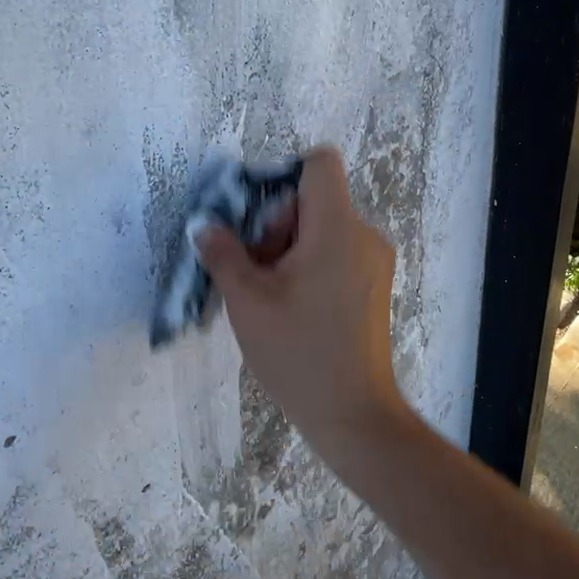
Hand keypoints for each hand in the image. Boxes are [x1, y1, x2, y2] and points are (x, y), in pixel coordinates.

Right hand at [198, 147, 408, 461]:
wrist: (354, 415)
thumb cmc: (299, 353)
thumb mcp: (247, 301)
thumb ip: (223, 253)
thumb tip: (204, 225)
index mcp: (337, 227)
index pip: (319, 163)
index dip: (283, 176)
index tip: (258, 219)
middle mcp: (364, 234)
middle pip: (314, 199)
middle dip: (277, 224)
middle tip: (257, 269)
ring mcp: (374, 261)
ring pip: (323, 228)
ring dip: (290, 248)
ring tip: (270, 294)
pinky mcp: (374, 284)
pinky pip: (337, 251)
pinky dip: (310, 265)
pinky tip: (291, 306)